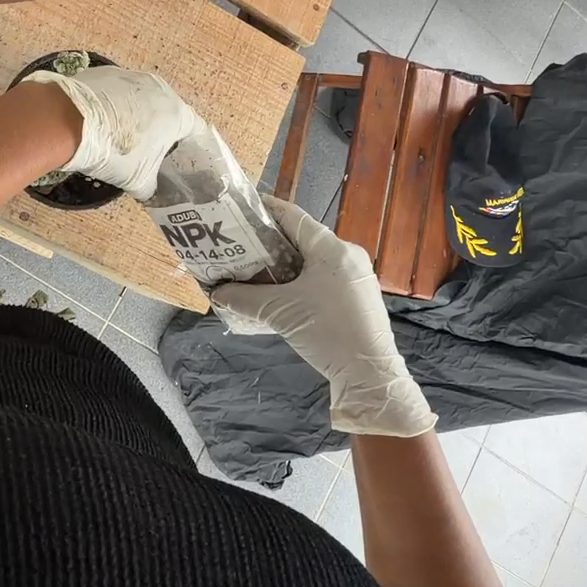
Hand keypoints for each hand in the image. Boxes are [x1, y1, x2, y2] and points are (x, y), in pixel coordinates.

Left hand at [28, 67, 200, 198]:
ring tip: (121, 136)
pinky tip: (99, 122)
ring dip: (136, 116)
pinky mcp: (106, 72)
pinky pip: (116, 92)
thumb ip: (151, 188)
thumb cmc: (113, 152)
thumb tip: (150, 193)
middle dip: (161, 130)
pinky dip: (113, 105)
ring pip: (141, 99)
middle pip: (168, 111)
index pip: (195, 128)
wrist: (68, 121)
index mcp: (176, 114)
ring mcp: (131, 77)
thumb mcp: (136, 181)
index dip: (191, 144)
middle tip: (151, 149)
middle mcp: (159, 89)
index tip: (184, 155)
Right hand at [210, 196, 436, 436]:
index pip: (292, 216)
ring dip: (282, 263)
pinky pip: (322, 278)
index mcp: (332, 248)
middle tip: (239, 244)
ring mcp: (355, 277)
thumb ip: (243, 298)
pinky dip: (298, 280)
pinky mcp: (356, 298)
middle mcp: (347, 255)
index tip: (239, 209)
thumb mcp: (279, 312)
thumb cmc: (327, 332)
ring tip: (252, 269)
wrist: (370, 377)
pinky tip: (278, 293)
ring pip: (311, 259)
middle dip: (268, 241)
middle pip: (301, 238)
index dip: (264, 210)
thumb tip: (217, 292)